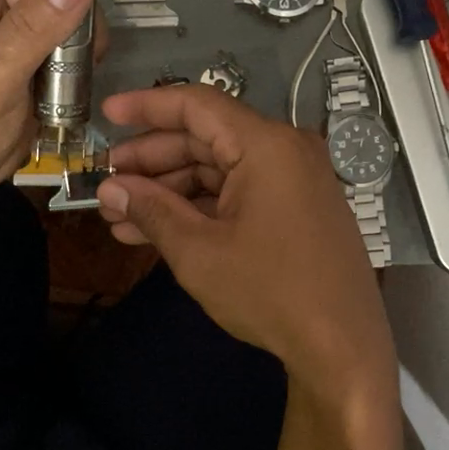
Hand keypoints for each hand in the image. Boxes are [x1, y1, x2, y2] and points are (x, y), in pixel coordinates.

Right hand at [95, 86, 395, 392]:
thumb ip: (152, 211)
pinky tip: (157, 230)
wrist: (343, 344)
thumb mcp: (199, 252)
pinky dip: (202, 206)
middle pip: (207, 138)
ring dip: (171, 190)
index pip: (198, 105)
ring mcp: (296, 178)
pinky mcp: (298, 206)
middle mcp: (286, 150)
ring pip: (221, 168)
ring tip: (118, 217)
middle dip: (152, 161)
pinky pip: (241, 191)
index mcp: (267, 145)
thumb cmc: (270, 291)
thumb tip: (110, 188)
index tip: (106, 113)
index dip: (147, 105)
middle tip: (105, 185)